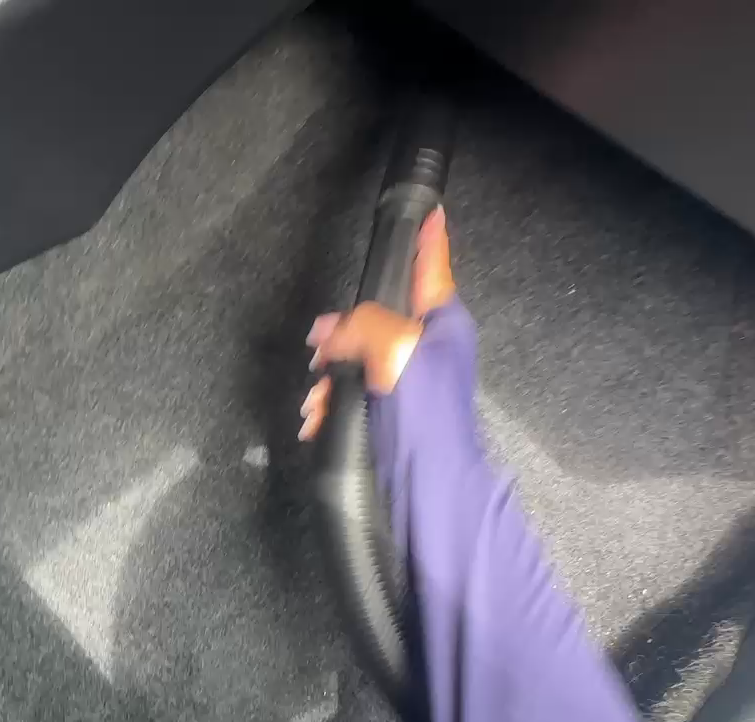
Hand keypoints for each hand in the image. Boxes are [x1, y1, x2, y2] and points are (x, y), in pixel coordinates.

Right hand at [298, 206, 455, 441]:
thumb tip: (325, 333)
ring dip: (328, 379)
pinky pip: (352, 392)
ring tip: (313, 403)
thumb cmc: (422, 408)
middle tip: (317, 350)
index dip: (428, 238)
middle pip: (376, 318)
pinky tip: (315, 417)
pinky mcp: (387, 408)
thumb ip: (360, 325)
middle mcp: (426, 345)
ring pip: (356, 359)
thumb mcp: (394, 348)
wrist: (425, 478)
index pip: (432, 267)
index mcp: (441, 321)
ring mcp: (406, 378)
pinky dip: (330, 403)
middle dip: (339, 337)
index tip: (432, 211)